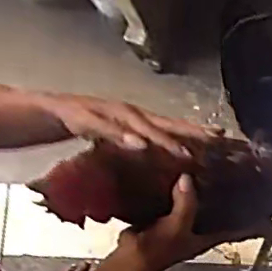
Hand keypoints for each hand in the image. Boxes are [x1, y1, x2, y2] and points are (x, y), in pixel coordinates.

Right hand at [39, 93, 217, 157]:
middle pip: (164, 123)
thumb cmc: (91, 127)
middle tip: (215, 141)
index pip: (174, 126)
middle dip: (191, 132)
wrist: (47, 110)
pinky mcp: (84, 116)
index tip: (224, 137)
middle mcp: (128, 114)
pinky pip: (106, 128)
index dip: (198, 131)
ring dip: (163, 139)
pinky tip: (138, 145)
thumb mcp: (125, 139)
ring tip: (184, 153)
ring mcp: (107, 112)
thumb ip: (147, 147)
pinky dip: (122, 136)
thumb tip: (174, 160)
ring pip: (139, 125)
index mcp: (139, 120)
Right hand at [122, 175, 269, 270]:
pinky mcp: (168, 216)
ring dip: (211, 193)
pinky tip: (187, 174)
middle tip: (247, 182)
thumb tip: (189, 179)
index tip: (271, 215)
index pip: (239, 230)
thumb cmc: (159, 248)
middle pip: (225, 216)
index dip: (255, 224)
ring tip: (220, 171)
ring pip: (205, 207)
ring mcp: (185, 224)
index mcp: (209, 236)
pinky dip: (186, 190)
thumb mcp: (176, 227)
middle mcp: (202, 230)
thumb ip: (186, 205)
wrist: (131, 257)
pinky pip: (182, 200)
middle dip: (235, 203)